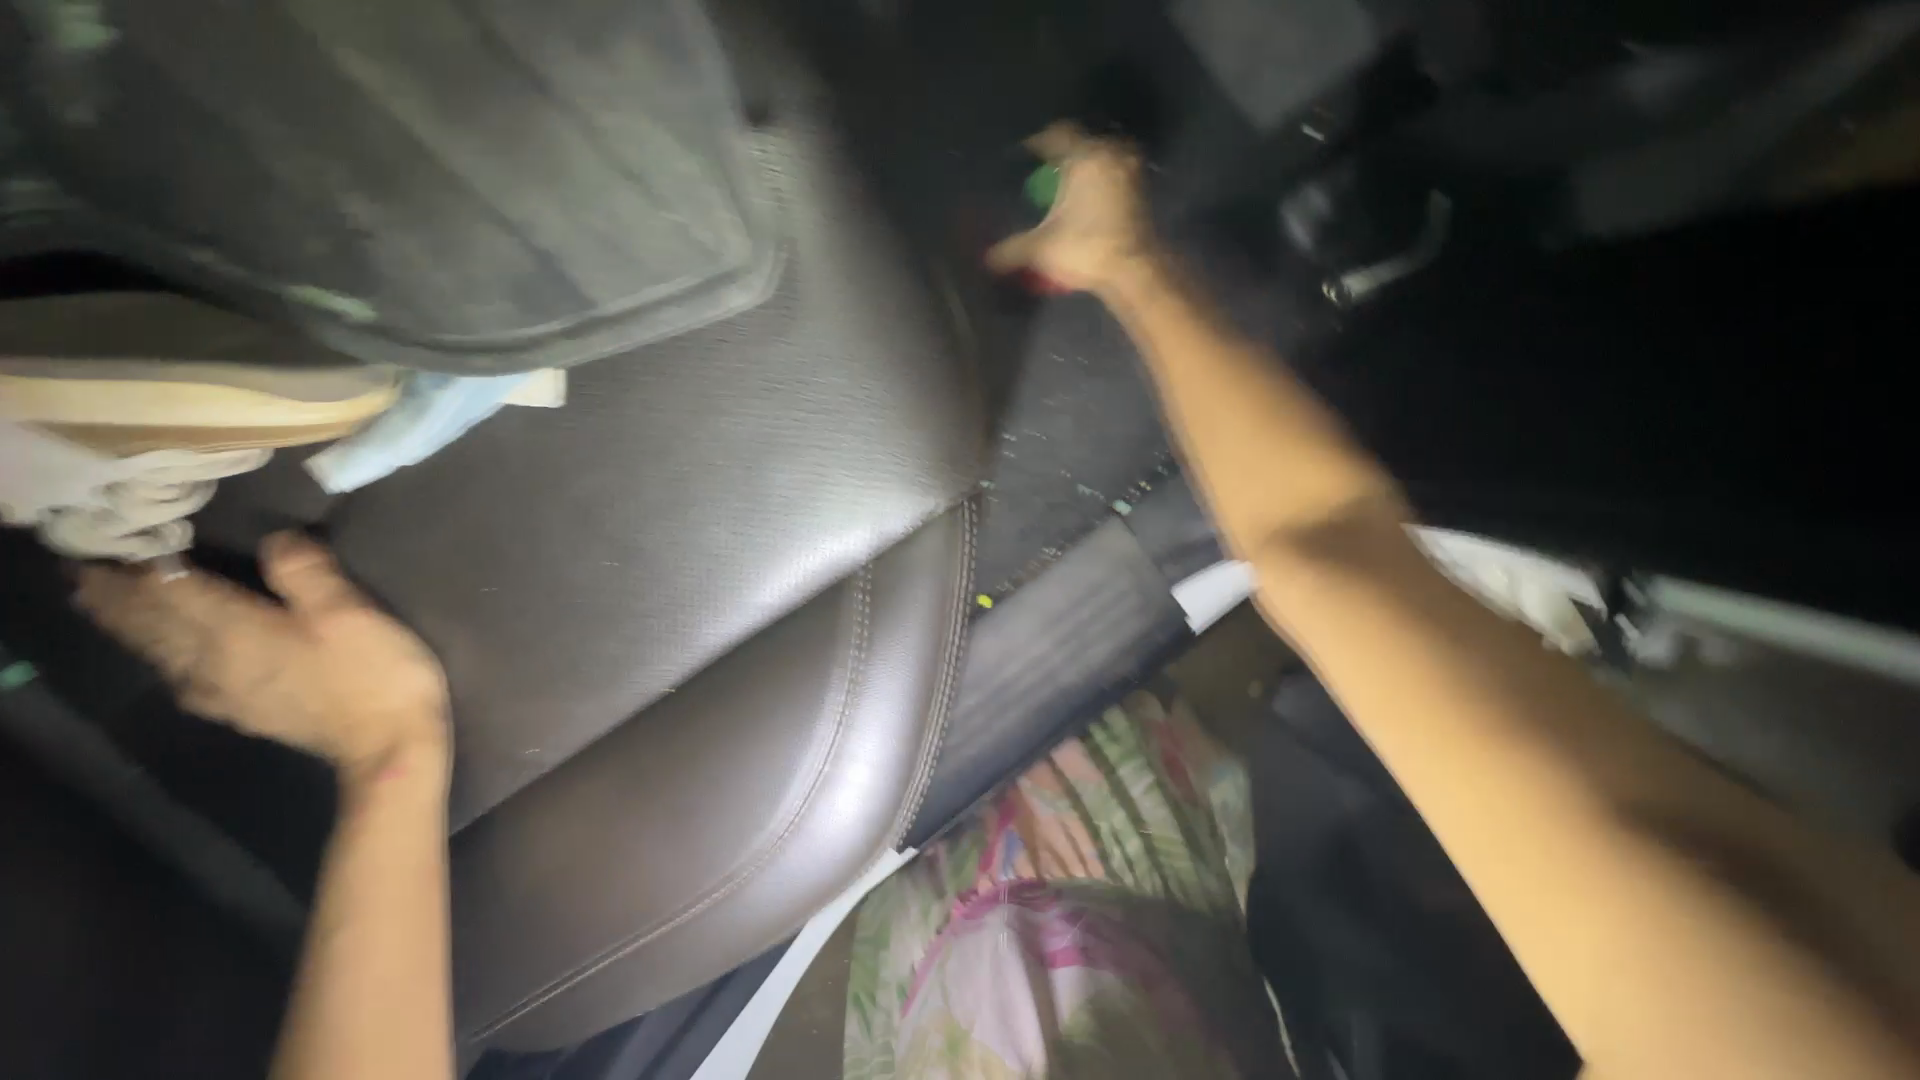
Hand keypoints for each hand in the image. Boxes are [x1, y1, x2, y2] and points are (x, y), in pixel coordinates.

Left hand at [74, 532, 448, 787]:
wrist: (387, 744)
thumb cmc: (373, 672)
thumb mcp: (350, 611)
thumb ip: (306, 572)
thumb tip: (276, 539)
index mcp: (234, 628)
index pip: (170, 590)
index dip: (140, 566)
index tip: (110, 546)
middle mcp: (211, 660)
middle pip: (153, 623)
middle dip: (117, 597)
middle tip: (85, 573)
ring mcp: (222, 691)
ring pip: (160, 652)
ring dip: (129, 627)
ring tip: (104, 607)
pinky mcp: (242, 711)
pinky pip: (180, 678)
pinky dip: (161, 659)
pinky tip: (167, 662)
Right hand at [986, 121, 1156, 294]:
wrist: (1135, 270)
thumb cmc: (1086, 249)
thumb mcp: (1042, 249)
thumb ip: (1012, 249)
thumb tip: (988, 258)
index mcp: (1084, 158)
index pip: (1056, 134)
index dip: (1037, 141)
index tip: (1026, 152)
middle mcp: (1110, 155)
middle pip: (1082, 143)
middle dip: (1064, 153)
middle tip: (1047, 169)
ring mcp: (1131, 171)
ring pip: (1102, 158)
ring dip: (1086, 167)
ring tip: (1069, 185)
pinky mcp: (1142, 191)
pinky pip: (1115, 175)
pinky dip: (1102, 182)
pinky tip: (1090, 201)